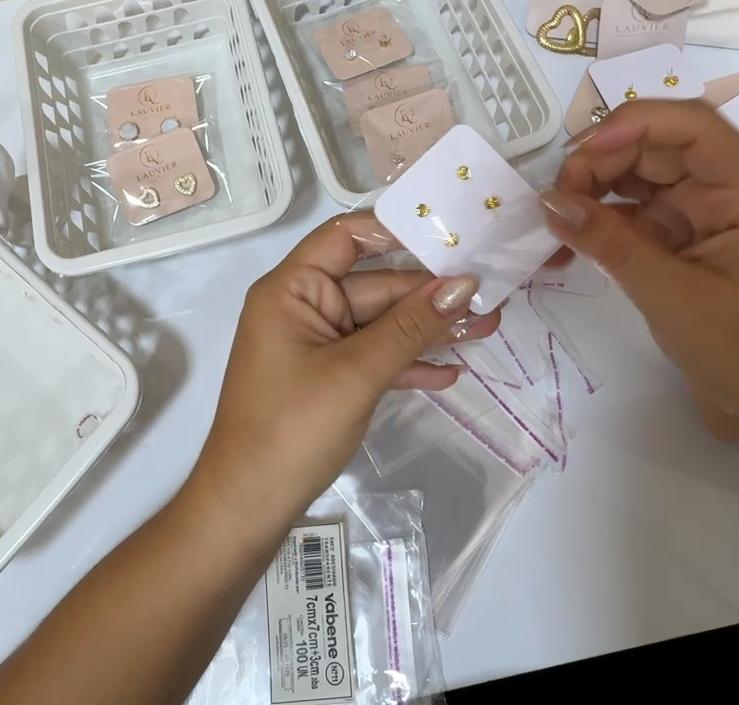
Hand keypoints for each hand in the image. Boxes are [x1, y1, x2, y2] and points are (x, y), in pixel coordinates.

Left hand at [184, 214, 499, 538]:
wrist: (247, 507)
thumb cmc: (292, 428)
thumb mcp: (356, 373)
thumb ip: (411, 327)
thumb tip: (464, 285)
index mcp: (293, 289)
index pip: (346, 236)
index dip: (396, 230)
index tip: (449, 234)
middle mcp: (303, 307)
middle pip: (374, 284)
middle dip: (430, 293)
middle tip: (491, 293)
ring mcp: (316, 344)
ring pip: (380, 324)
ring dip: (429, 330)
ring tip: (488, 327)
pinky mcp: (328, 378)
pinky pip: (374, 358)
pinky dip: (407, 364)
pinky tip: (451, 372)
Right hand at [540, 101, 738, 431]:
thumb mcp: (674, 298)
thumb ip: (612, 245)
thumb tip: (550, 202)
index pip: (693, 126)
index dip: (636, 123)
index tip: (581, 153)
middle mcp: (720, 187)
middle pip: (652, 144)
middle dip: (598, 162)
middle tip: (554, 201)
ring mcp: (694, 208)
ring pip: (632, 171)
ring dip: (588, 188)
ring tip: (553, 223)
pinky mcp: (671, 232)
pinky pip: (624, 208)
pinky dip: (592, 220)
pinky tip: (563, 243)